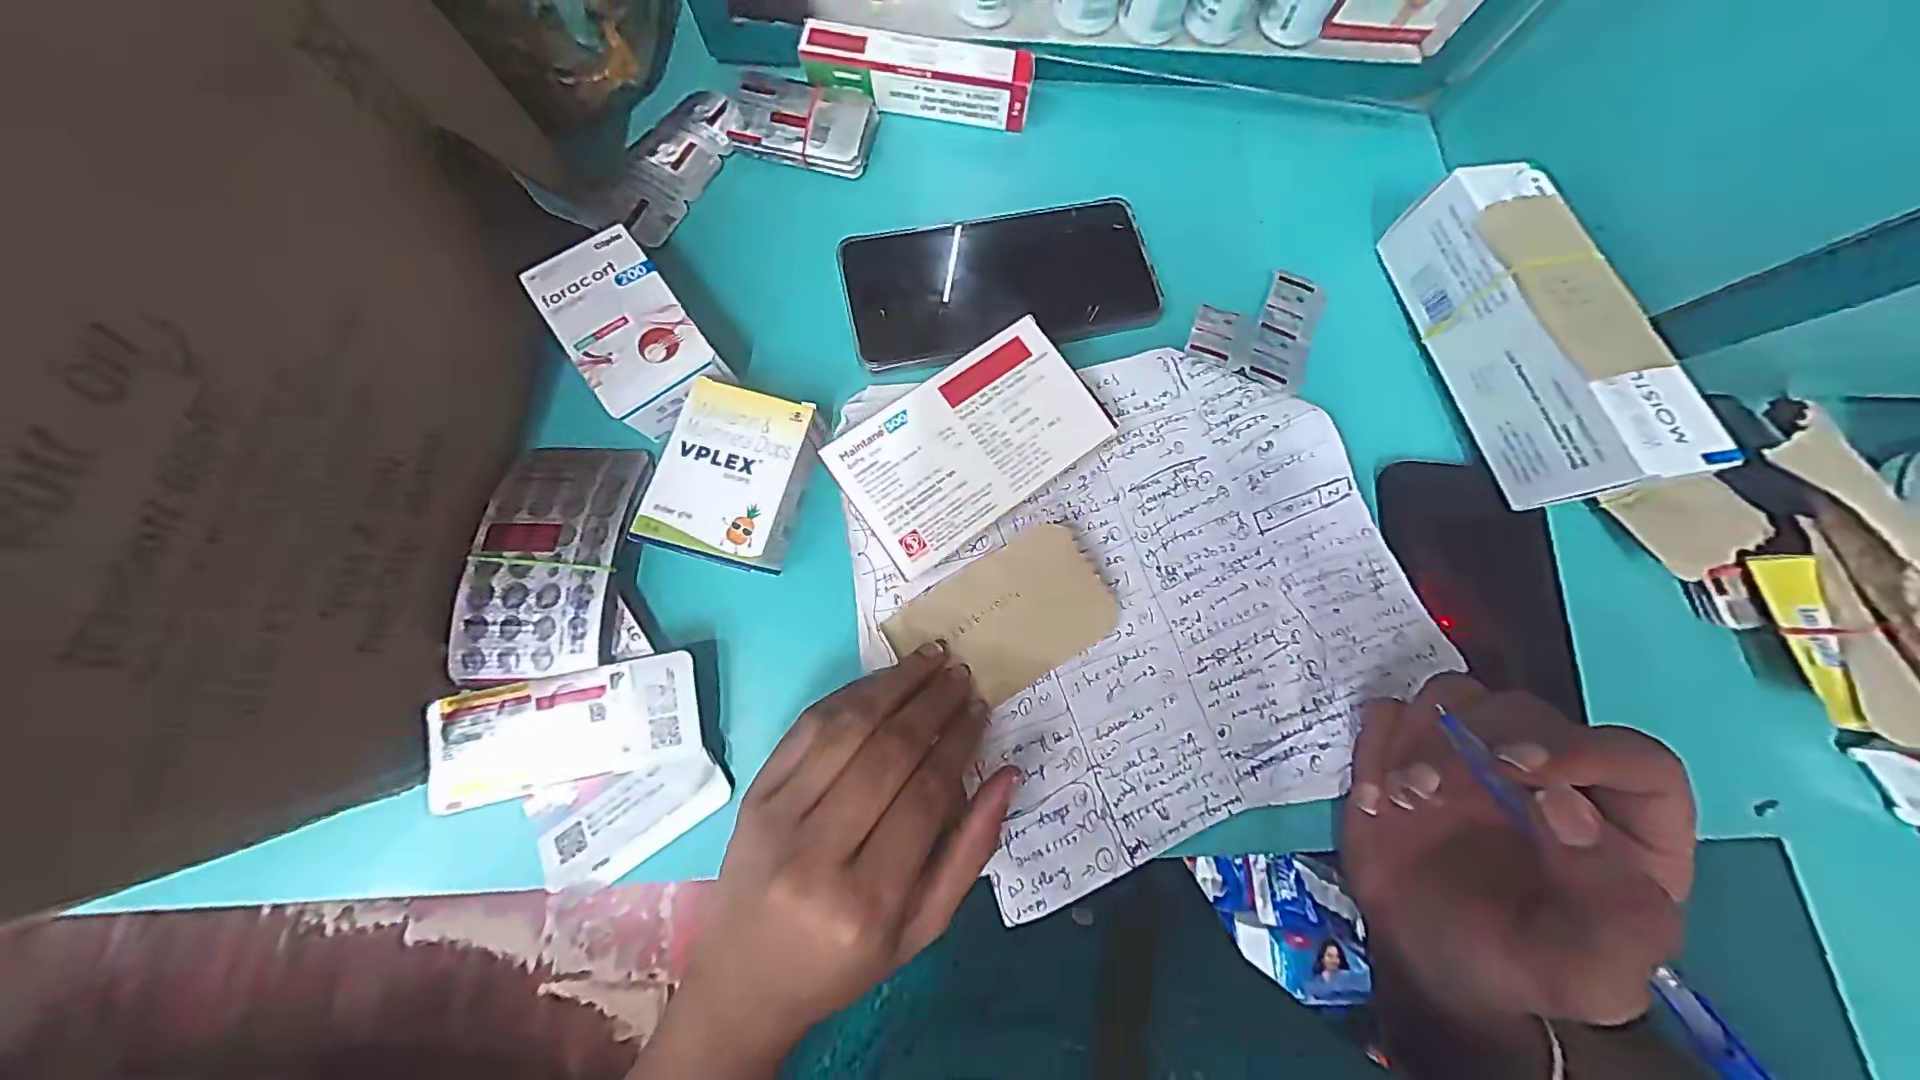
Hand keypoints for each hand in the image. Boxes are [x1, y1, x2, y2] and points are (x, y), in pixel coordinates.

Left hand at [635, 642, 1017, 1078]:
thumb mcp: (922, 929)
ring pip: (845, 729)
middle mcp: (816, 855)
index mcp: (867, 902)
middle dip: (932, 705)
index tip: (979, 709)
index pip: (925, 796)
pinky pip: (807, 728)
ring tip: (929, 660)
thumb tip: (1007, 776)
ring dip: (893, 685)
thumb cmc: (845, 961)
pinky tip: (881, 680)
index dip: (958, 743)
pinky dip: (850, 695)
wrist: (748, 976)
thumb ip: (970, 852)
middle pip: (887, 754)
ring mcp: (776, 818)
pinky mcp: (754, 794)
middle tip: (961, 675)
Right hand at [1343, 674, 1695, 1028]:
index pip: (1631, 757)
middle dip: (1477, 740)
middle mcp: (1549, 772)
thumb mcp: (1590, 972)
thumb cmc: (1525, 967)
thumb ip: (1608, 908)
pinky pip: (1388, 715)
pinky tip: (1376, 801)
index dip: (1582, 750)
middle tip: (1434, 789)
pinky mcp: (1405, 751)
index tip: (1520, 768)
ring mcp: (1470, 754)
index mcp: (1622, 822)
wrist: (1434, 964)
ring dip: (1423, 735)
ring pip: (1453, 698)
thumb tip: (1566, 805)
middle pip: (1524, 712)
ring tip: (1405, 796)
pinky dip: (1376, 742)